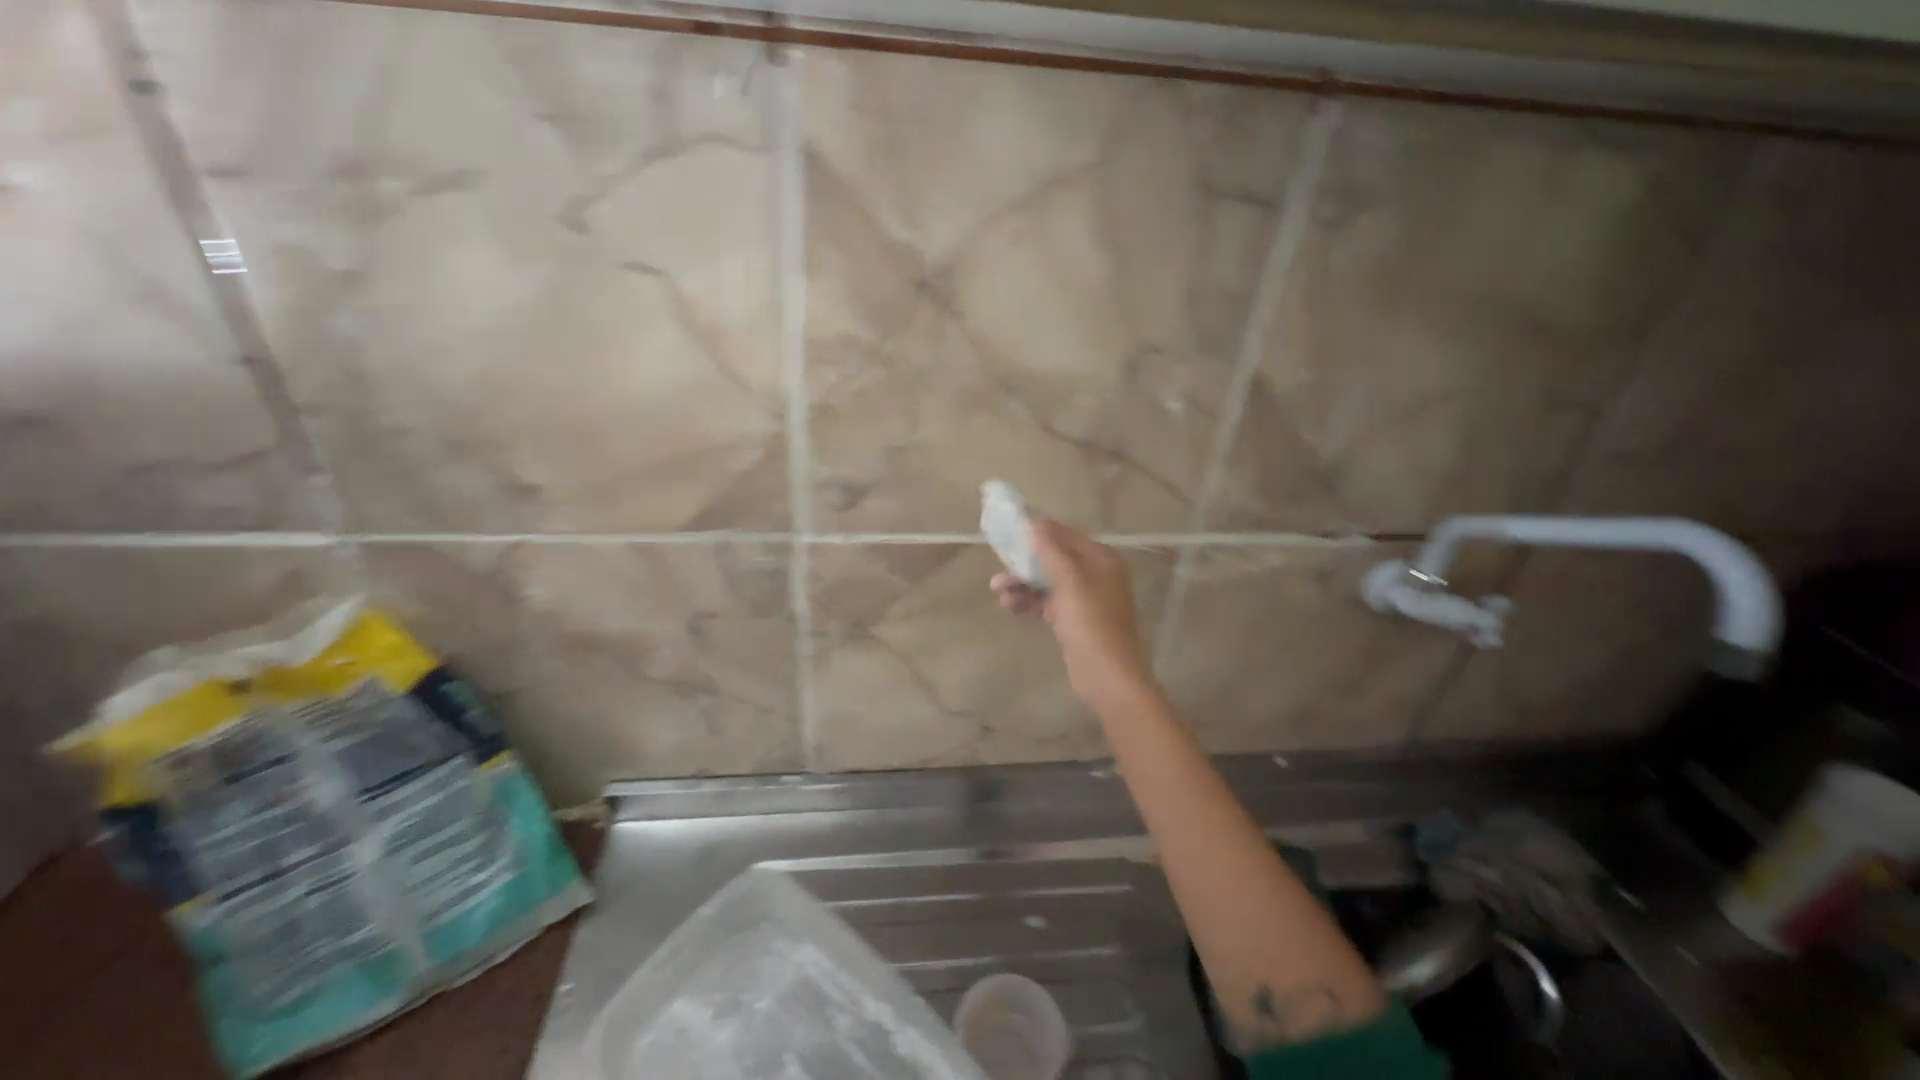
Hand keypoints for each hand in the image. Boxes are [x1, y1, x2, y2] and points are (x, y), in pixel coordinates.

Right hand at [991, 519, 1156, 708]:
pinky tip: (1011, 608)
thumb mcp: (1071, 582)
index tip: (1009, 530)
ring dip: (1023, 585)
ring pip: (1048, 583)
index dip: (1039, 531)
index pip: (1066, 535)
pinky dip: (1030, 603)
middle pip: (1054, 559)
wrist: (1107, 676)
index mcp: (1102, 560)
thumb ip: (1051, 551)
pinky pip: (1048, 603)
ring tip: (999, 593)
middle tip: (999, 569)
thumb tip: (1035, 523)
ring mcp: (1085, 600)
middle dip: (1025, 563)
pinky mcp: (1074, 622)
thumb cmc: (1091, 624)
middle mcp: (1095, 575)